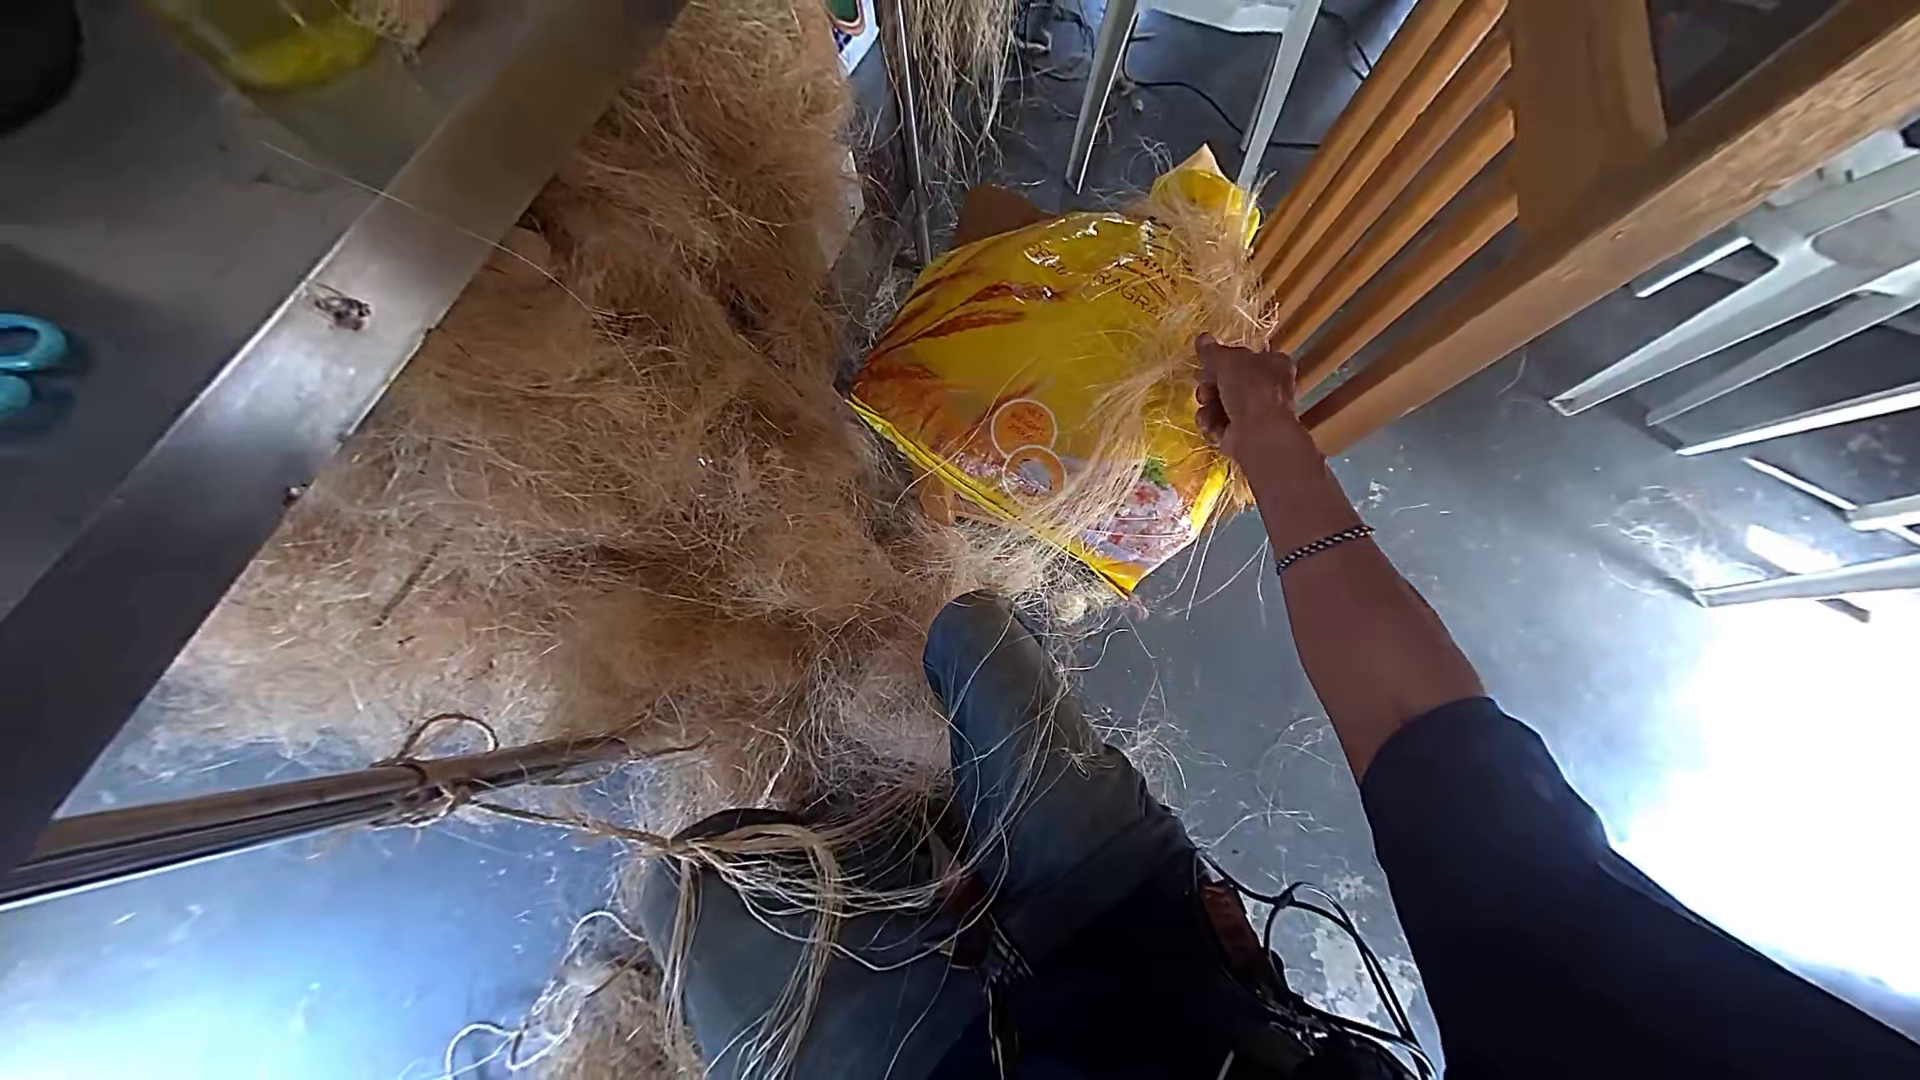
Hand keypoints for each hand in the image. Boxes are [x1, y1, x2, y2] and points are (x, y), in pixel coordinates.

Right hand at [1195, 334, 1317, 468]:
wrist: (1258, 433)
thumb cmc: (1250, 390)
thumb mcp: (1228, 362)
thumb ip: (1213, 351)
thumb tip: (1202, 337)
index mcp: (1273, 363)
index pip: (1243, 357)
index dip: (1222, 362)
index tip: (1207, 367)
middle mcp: (1267, 387)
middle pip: (1227, 382)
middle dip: (1209, 388)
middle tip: (1205, 392)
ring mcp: (1256, 411)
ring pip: (1219, 404)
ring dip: (1208, 408)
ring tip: (1208, 413)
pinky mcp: (1243, 432)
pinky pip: (1219, 423)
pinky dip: (1212, 425)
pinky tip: (1212, 426)